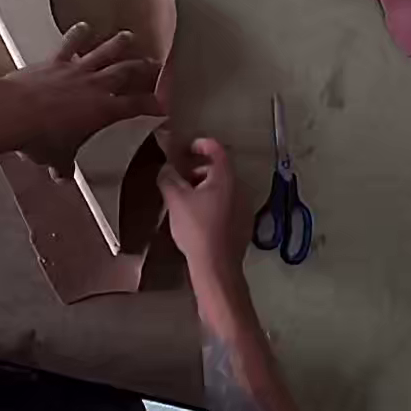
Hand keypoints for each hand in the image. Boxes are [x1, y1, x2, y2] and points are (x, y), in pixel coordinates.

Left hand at [7, 22, 162, 178]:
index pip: (137, 106)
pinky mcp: (55, 61)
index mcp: (104, 111)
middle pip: (127, 72)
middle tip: (156, 64)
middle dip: (145, 68)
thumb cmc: (40, 137)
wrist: (14, 114)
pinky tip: (84, 26)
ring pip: (105, 52)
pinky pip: (70, 44)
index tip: (162, 104)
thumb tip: (62, 176)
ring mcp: (77, 70)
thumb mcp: (57, 156)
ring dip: (119, 44)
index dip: (153, 104)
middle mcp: (96, 86)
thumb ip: (64, 165)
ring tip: (129, 36)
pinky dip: (78, 34)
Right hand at [157, 137, 248, 276]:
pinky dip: (214, 202)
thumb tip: (166, 168)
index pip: (216, 149)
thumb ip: (168, 178)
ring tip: (187, 200)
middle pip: (219, 169)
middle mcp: (240, 188)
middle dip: (198, 170)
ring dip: (205, 187)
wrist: (216, 266)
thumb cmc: (196, 229)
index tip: (186, 148)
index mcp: (225, 177)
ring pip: (224, 188)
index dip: (200, 144)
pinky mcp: (244, 223)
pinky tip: (200, 217)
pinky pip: (228, 203)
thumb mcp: (175, 200)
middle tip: (180, 179)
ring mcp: (245, 206)